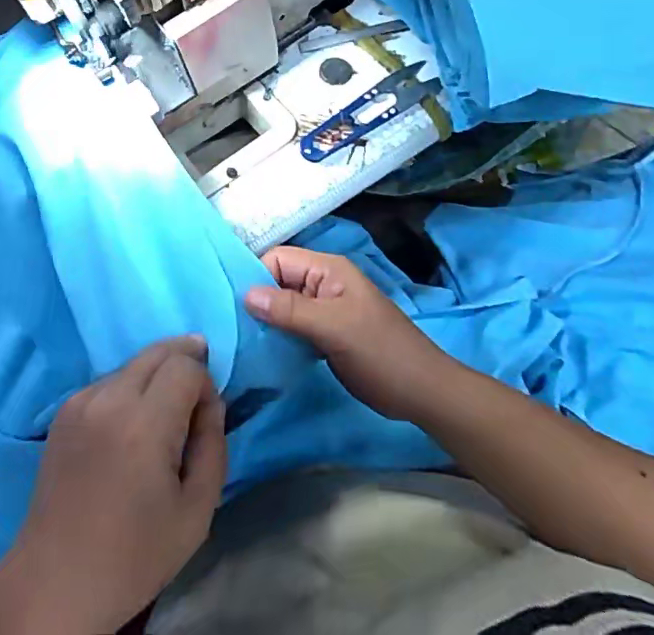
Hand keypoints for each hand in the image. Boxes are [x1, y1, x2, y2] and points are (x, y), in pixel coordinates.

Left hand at [0, 337, 228, 634]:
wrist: (57, 581)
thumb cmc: (135, 555)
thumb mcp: (197, 510)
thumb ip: (212, 445)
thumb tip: (209, 404)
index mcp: (143, 424)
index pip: (185, 365)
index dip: (205, 384)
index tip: (208, 418)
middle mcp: (107, 399)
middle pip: (156, 351)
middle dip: (184, 359)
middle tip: (201, 385)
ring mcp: (79, 402)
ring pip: (131, 365)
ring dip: (155, 376)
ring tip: (164, 416)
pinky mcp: (62, 413)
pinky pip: (107, 384)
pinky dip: (128, 391)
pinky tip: (130, 428)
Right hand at [243, 246, 457, 421]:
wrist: (421, 393)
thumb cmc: (381, 353)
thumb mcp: (334, 328)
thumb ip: (290, 309)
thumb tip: (245, 295)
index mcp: (327, 270)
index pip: (276, 259)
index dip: (255, 278)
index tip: (235, 306)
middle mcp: (322, 283)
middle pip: (276, 281)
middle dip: (256, 300)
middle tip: (232, 326)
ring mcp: (323, 309)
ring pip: (282, 305)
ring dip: (265, 320)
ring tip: (242, 340)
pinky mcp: (323, 334)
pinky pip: (291, 326)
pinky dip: (277, 335)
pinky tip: (263, 350)